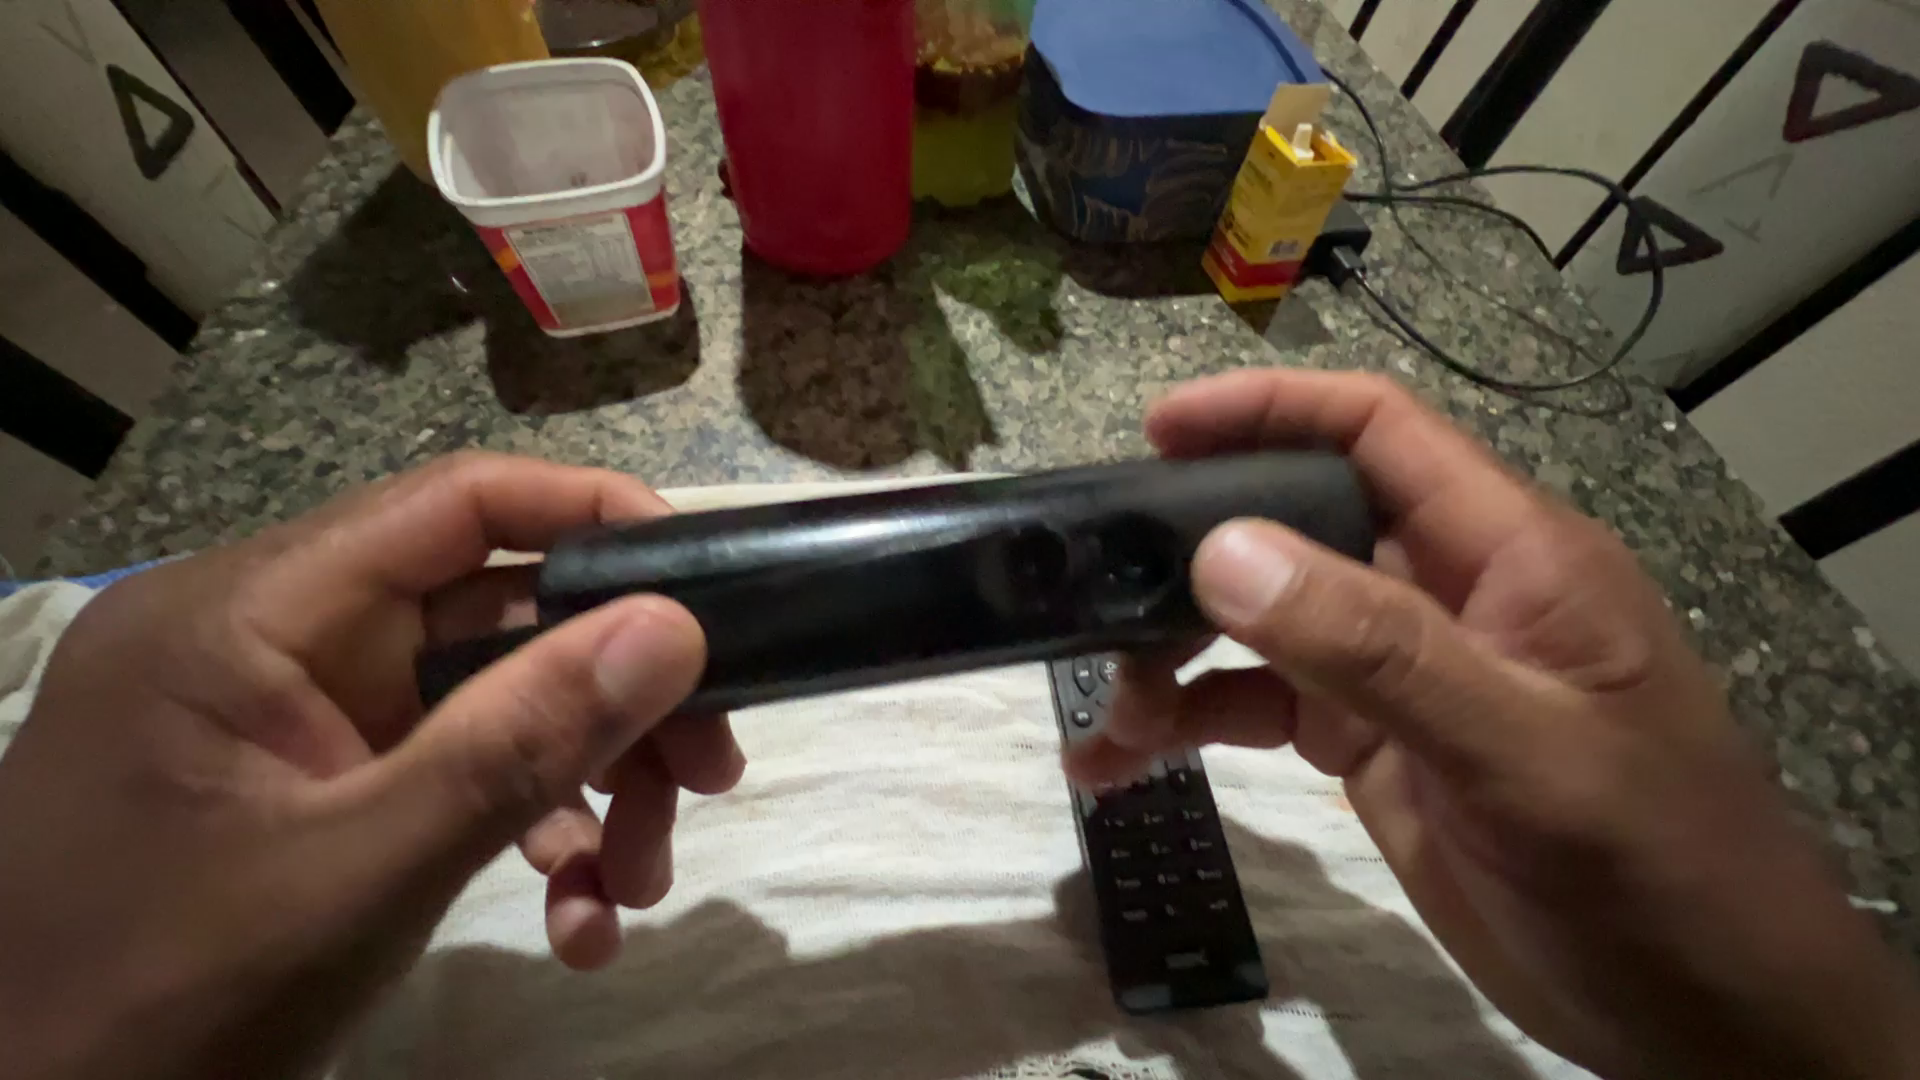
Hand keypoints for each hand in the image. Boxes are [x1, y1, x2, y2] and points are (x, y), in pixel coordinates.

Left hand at [0, 453, 742, 1079]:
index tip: (704, 578)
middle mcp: (303, 640)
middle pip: (519, 619)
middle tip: (713, 769)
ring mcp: (334, 714)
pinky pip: (491, 772)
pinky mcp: (361, 779)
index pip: (462, 504)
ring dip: (605, 786)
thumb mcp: (360, 873)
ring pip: (523, 702)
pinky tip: (581, 918)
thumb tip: (674, 630)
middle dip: (625, 700)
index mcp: (260, 614)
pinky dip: (555, 836)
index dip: (596, 516)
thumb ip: (519, 744)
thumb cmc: (148, 1013)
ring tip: (641, 882)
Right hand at [1068, 371, 1919, 1079]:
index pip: (1373, 432)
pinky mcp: (1353, 735)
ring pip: (1251, 624)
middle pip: (1286, 526)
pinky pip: (1247, 704)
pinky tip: (1125, 759)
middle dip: (1189, 557)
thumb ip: (1376, 650)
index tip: (1160, 428)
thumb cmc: (1654, 876)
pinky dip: (1185, 722)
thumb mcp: (1520, 756)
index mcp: (1498, 553)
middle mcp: (1431, 590)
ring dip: (1171, 659)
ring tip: (1114, 716)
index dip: (1267, 409)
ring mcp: (1385, 666)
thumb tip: (1224, 553)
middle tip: (1102, 592)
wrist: (1701, 1021)